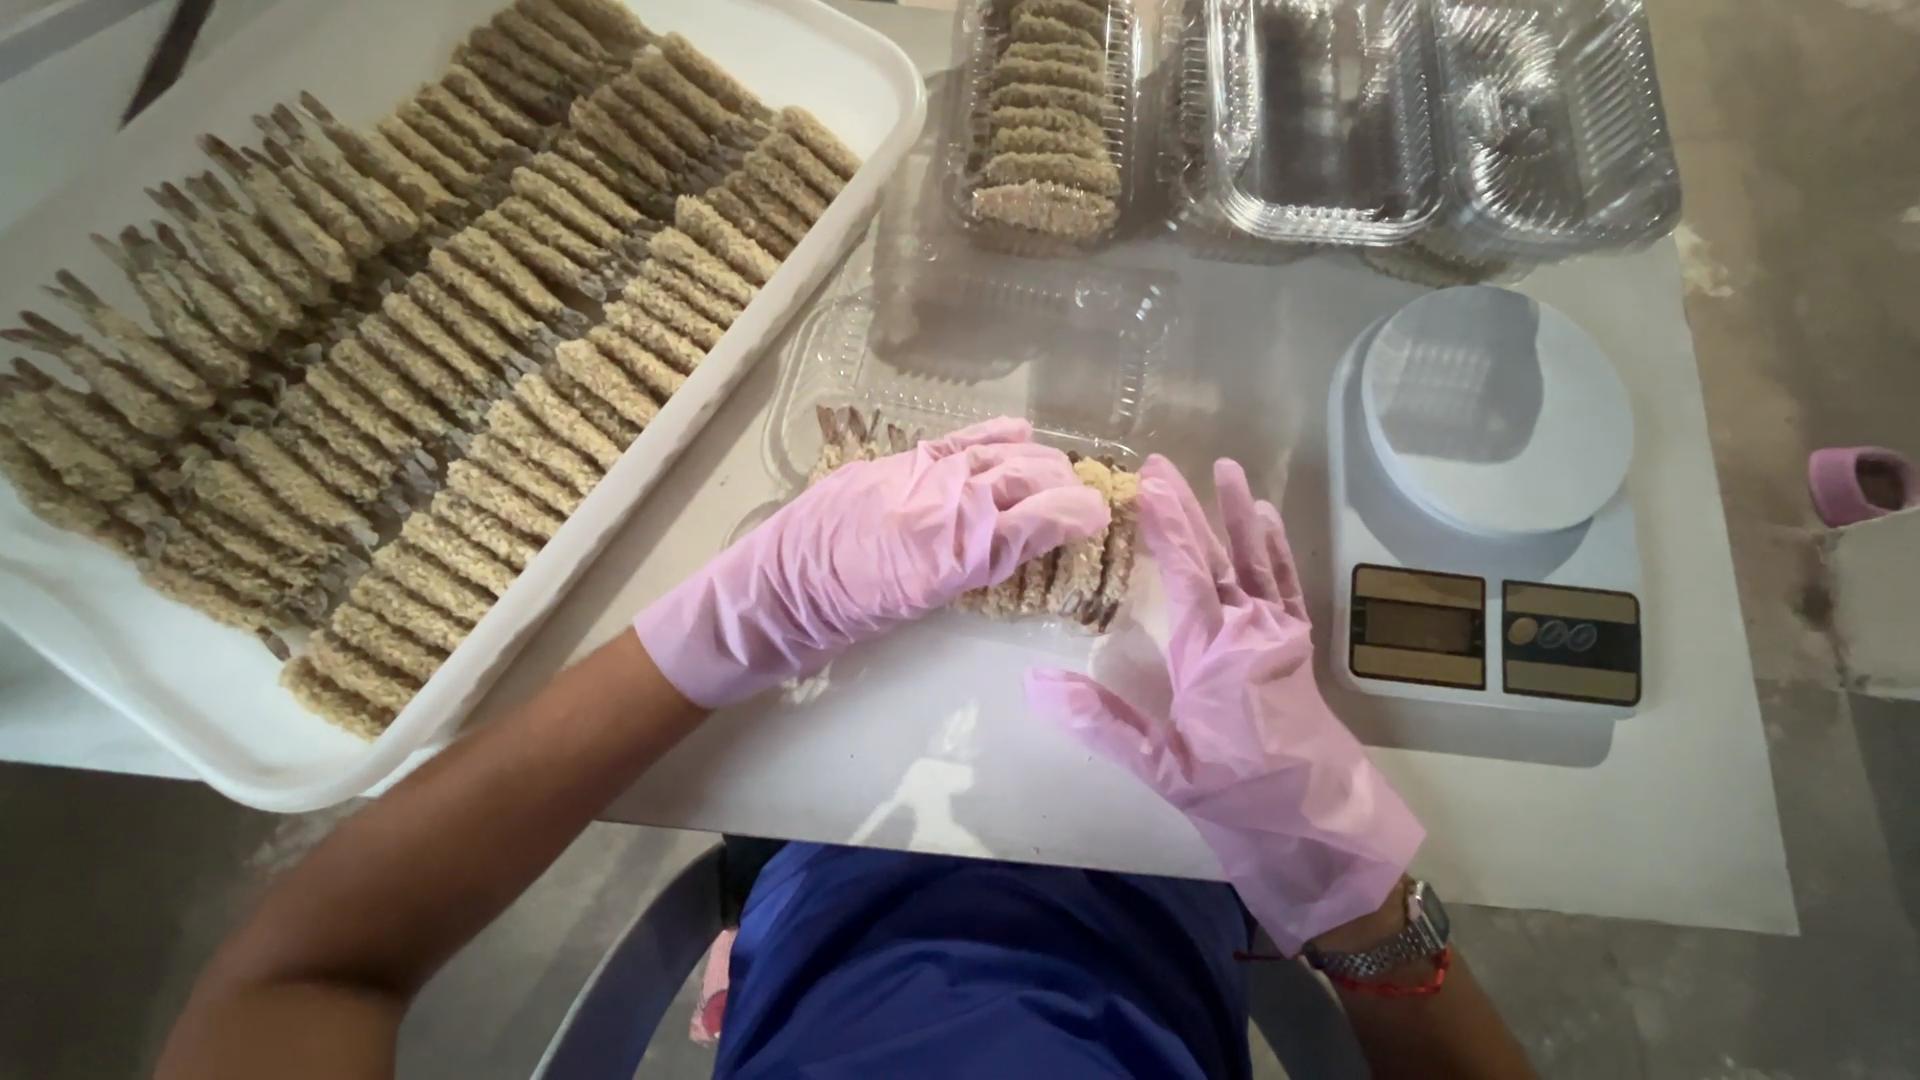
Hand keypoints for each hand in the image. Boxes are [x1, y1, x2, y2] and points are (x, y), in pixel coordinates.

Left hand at [637, 417, 1110, 707]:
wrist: (780, 588)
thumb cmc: (848, 614)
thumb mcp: (920, 601)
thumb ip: (972, 563)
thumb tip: (1015, 537)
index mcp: (952, 554)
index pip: (1031, 524)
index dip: (1071, 517)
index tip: (1099, 514)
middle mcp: (943, 505)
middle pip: (1020, 482)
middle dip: (1061, 489)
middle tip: (1085, 497)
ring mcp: (920, 476)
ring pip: (995, 459)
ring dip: (1035, 463)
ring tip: (1061, 470)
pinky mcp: (897, 462)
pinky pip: (956, 442)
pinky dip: (992, 435)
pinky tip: (1021, 430)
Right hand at [1026, 456, 1422, 952]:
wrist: (1324, 832)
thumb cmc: (1241, 800)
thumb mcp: (1163, 768)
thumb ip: (1100, 721)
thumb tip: (1034, 682)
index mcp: (1213, 654)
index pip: (1185, 574)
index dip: (1166, 524)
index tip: (1148, 482)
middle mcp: (1250, 632)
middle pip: (1216, 557)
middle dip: (1188, 507)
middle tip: (1162, 463)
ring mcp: (1279, 637)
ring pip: (1257, 561)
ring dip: (1238, 514)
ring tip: (1228, 469)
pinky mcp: (1297, 648)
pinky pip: (1286, 585)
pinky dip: (1277, 549)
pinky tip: (1268, 522)